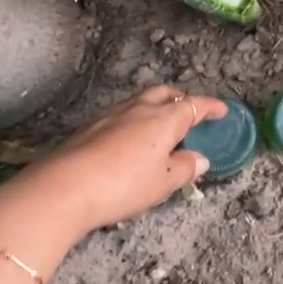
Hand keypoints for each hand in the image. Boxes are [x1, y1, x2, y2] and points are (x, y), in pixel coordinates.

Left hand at [1, 85, 225, 233]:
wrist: (61, 190)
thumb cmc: (122, 185)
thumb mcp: (162, 183)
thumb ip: (184, 168)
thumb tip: (199, 159)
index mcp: (164, 119)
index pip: (194, 105)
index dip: (210, 107)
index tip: (222, 110)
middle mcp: (139, 110)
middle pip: (164, 93)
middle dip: (180, 98)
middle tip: (189, 112)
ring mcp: (110, 117)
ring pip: (139, 101)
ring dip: (154, 107)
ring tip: (160, 125)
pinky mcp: (88, 130)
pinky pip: (120, 116)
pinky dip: (133, 120)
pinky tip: (129, 140)